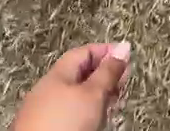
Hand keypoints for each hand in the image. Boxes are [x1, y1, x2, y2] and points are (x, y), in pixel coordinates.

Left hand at [13, 42, 131, 130]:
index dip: (107, 52)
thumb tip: (123, 48)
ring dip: (96, 98)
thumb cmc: (65, 124)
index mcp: (56, 75)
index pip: (85, 52)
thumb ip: (109, 70)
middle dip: (104, 78)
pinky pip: (68, 114)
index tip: (127, 60)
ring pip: (75, 97)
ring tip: (111, 107)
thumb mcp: (94, 94)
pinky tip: (94, 122)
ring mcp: (42, 113)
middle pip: (80, 75)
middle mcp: (46, 90)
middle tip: (122, 86)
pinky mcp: (43, 129)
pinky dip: (84, 113)